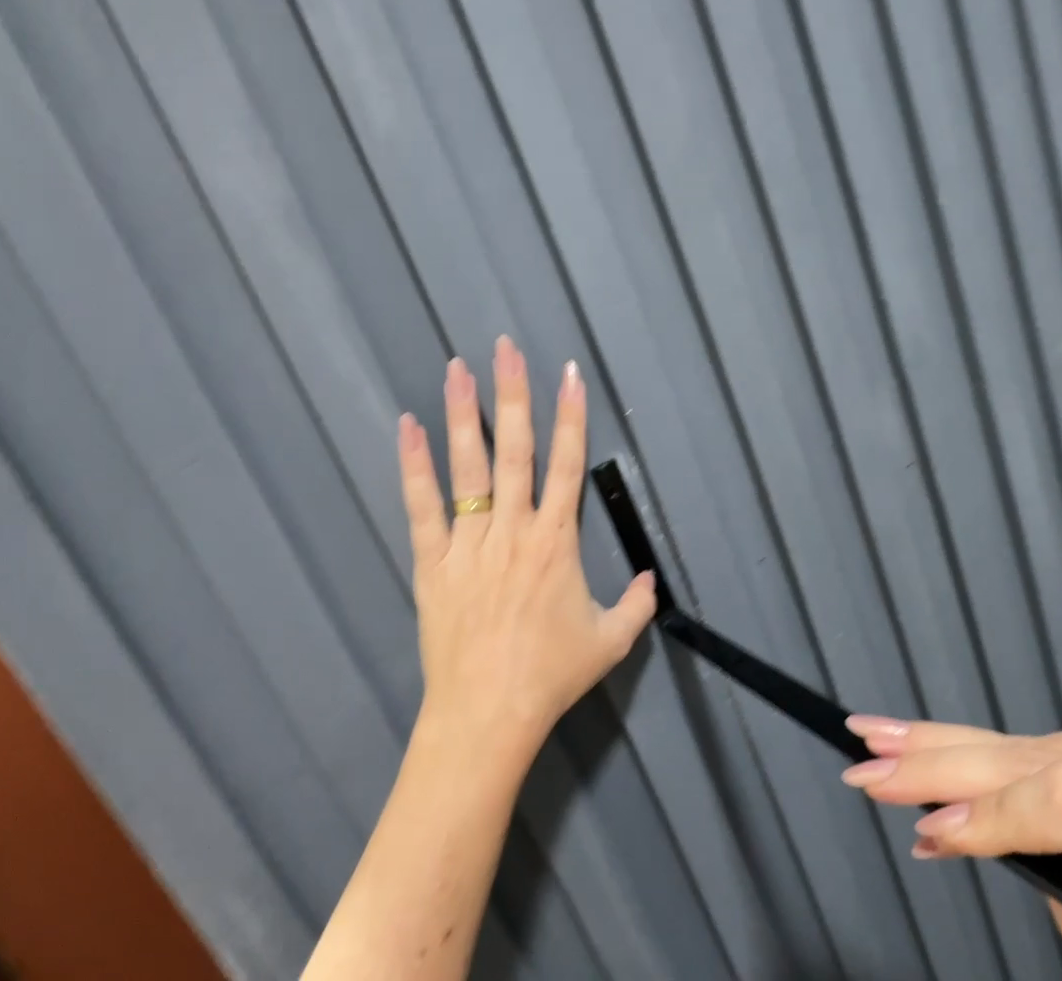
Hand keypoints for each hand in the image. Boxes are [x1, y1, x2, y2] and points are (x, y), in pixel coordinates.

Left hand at [397, 336, 656, 747]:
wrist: (489, 712)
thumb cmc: (551, 675)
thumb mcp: (610, 642)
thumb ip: (637, 606)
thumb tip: (652, 580)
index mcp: (557, 542)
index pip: (566, 465)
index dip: (570, 417)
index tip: (569, 375)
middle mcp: (514, 530)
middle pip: (515, 451)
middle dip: (513, 395)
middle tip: (505, 349)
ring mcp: (470, 544)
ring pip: (468, 469)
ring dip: (462, 415)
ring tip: (456, 369)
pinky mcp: (433, 563)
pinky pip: (422, 507)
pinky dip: (415, 466)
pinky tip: (408, 428)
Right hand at [841, 717, 1061, 976]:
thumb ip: (1045, 872)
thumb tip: (954, 819)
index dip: (988, 811)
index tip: (923, 830)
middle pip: (1034, 759)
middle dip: (940, 763)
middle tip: (865, 763)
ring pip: (1028, 743)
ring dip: (945, 742)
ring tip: (879, 738)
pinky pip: (1045, 745)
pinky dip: (984, 749)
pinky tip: (934, 743)